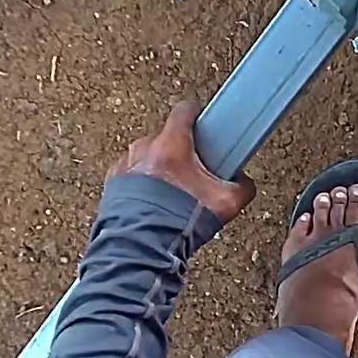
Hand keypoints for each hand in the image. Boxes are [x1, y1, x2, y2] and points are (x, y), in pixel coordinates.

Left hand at [109, 99, 255, 223]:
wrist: (141, 247)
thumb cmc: (178, 221)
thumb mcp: (225, 203)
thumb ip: (241, 187)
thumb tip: (244, 182)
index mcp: (172, 145)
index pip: (184, 111)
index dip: (196, 114)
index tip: (202, 122)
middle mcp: (144, 148)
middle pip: (166, 137)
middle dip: (179, 152)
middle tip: (192, 174)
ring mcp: (125, 164)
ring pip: (147, 156)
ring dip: (159, 168)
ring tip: (171, 192)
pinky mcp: (113, 183)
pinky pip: (131, 174)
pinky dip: (141, 184)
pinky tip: (153, 203)